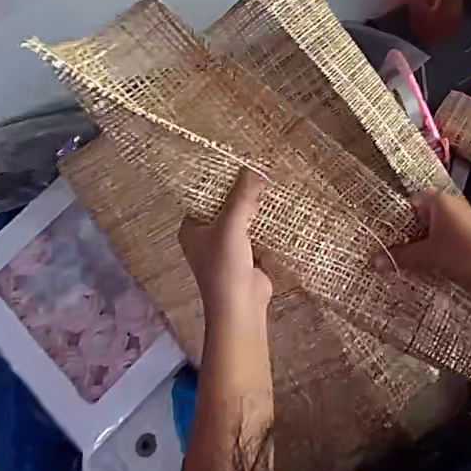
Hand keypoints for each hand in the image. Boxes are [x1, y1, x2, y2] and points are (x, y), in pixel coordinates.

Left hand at [178, 168, 273, 327]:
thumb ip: (242, 196)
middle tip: (261, 171)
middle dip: (242, 192)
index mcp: (192, 227)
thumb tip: (255, 169)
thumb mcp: (231, 225)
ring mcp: (226, 247)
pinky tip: (278, 208)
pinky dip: (264, 222)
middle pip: (225, 205)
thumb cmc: (225, 266)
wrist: (241, 307)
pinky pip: (254, 232)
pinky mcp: (245, 256)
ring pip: (241, 219)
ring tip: (272, 185)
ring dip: (255, 207)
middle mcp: (206, 235)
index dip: (222, 180)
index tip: (240, 162)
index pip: (205, 195)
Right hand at [380, 190, 470, 290]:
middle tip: (388, 254)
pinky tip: (427, 266)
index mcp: (436, 199)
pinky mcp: (469, 233)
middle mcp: (448, 204)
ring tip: (403, 263)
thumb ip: (400, 256)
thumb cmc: (463, 253)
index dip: (392, 222)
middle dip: (404, 236)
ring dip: (419, 245)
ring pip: (430, 230)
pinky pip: (443, 238)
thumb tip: (373, 260)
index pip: (405, 204)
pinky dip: (434, 249)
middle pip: (417, 217)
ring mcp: (460, 218)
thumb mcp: (427, 256)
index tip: (380, 239)